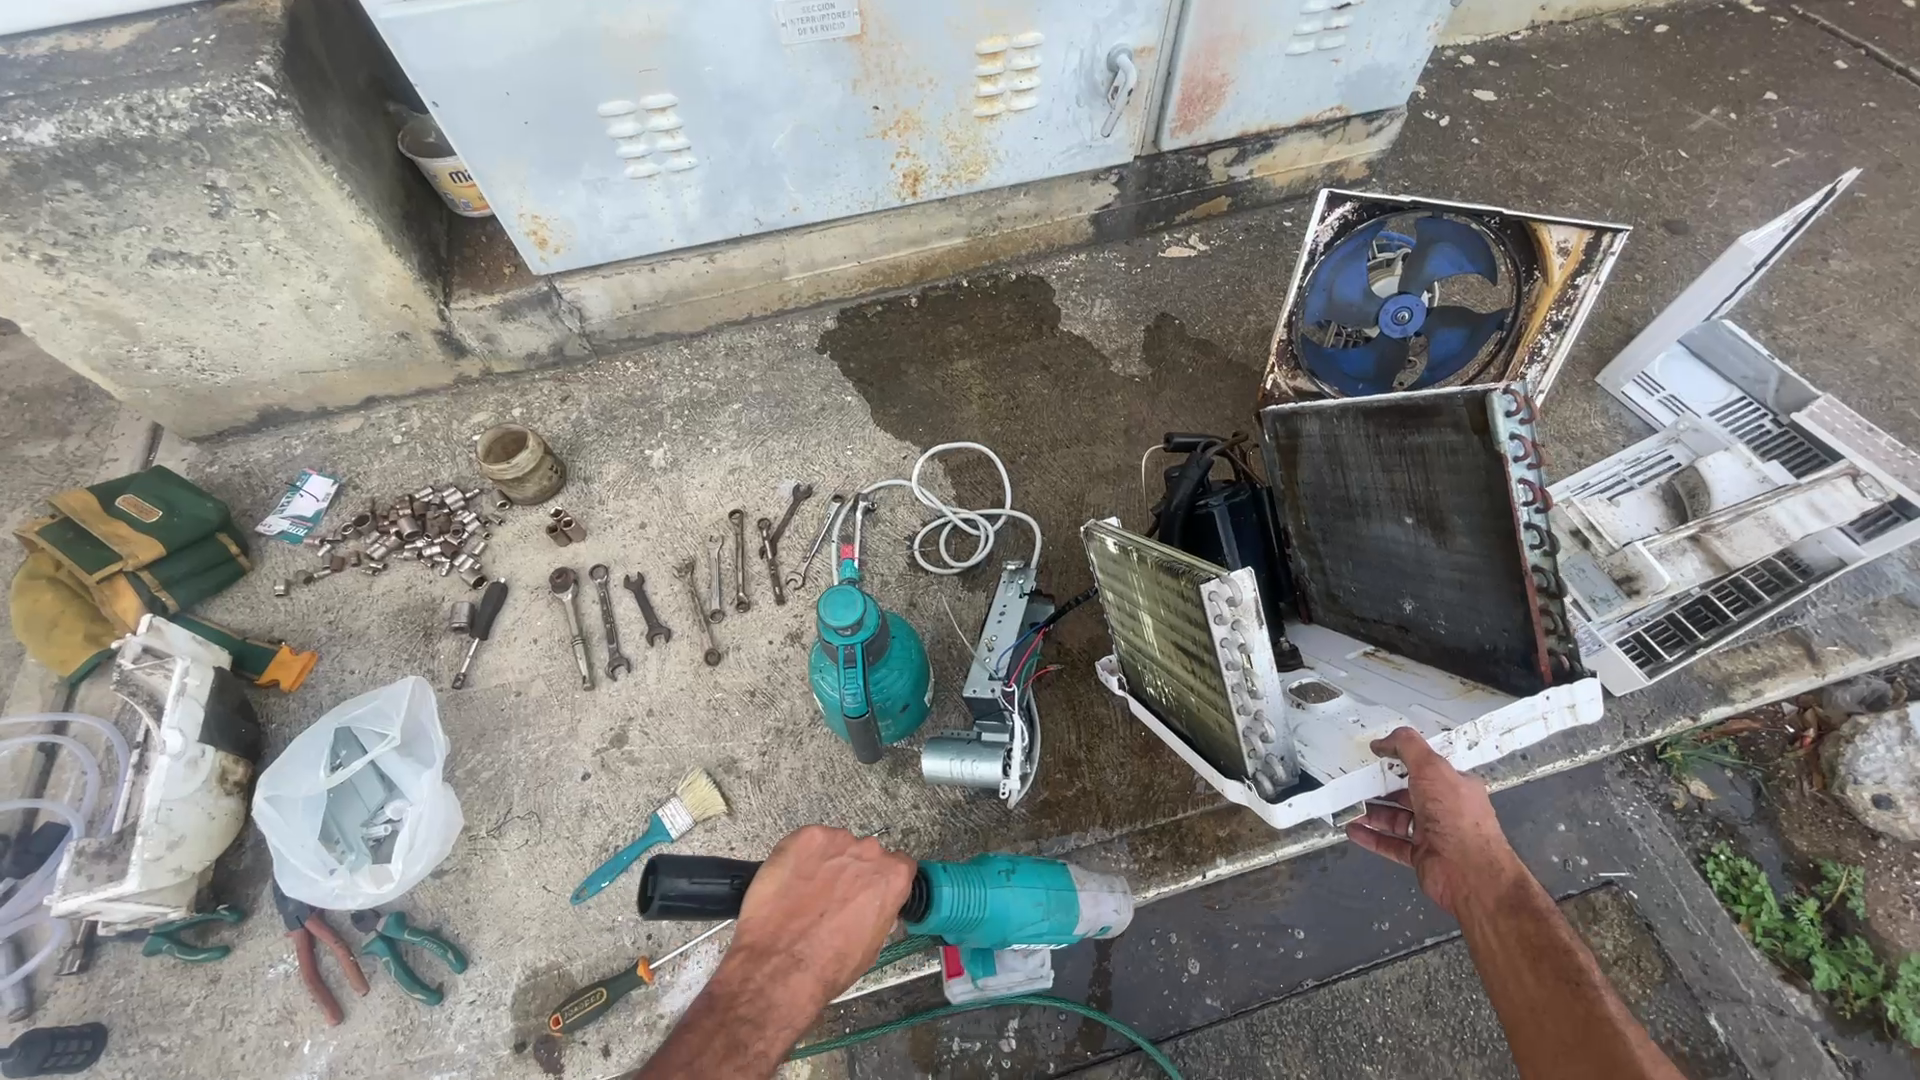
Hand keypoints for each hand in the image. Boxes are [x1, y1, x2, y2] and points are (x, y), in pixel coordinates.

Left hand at [722, 826, 916, 1010]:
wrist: (780, 964)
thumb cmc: (826, 965)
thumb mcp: (872, 947)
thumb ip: (880, 913)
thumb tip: (874, 908)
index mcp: (893, 876)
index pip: (899, 864)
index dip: (881, 879)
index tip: (869, 889)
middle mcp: (870, 851)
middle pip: (866, 853)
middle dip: (852, 871)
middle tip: (832, 897)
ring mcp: (837, 841)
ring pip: (836, 846)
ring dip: (826, 863)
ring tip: (805, 893)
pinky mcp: (805, 838)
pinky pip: (807, 841)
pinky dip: (800, 857)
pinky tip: (791, 883)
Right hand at [1345, 727, 1526, 917]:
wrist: (1471, 873)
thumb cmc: (1455, 816)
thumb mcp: (1432, 768)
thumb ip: (1407, 747)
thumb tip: (1382, 741)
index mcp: (1455, 787)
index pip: (1427, 769)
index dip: (1402, 760)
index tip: (1376, 756)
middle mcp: (1446, 810)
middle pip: (1407, 794)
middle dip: (1381, 788)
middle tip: (1354, 782)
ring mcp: (1433, 835)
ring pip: (1397, 819)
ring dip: (1371, 813)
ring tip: (1347, 806)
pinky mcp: (1421, 857)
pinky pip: (1391, 844)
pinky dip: (1371, 837)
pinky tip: (1352, 830)